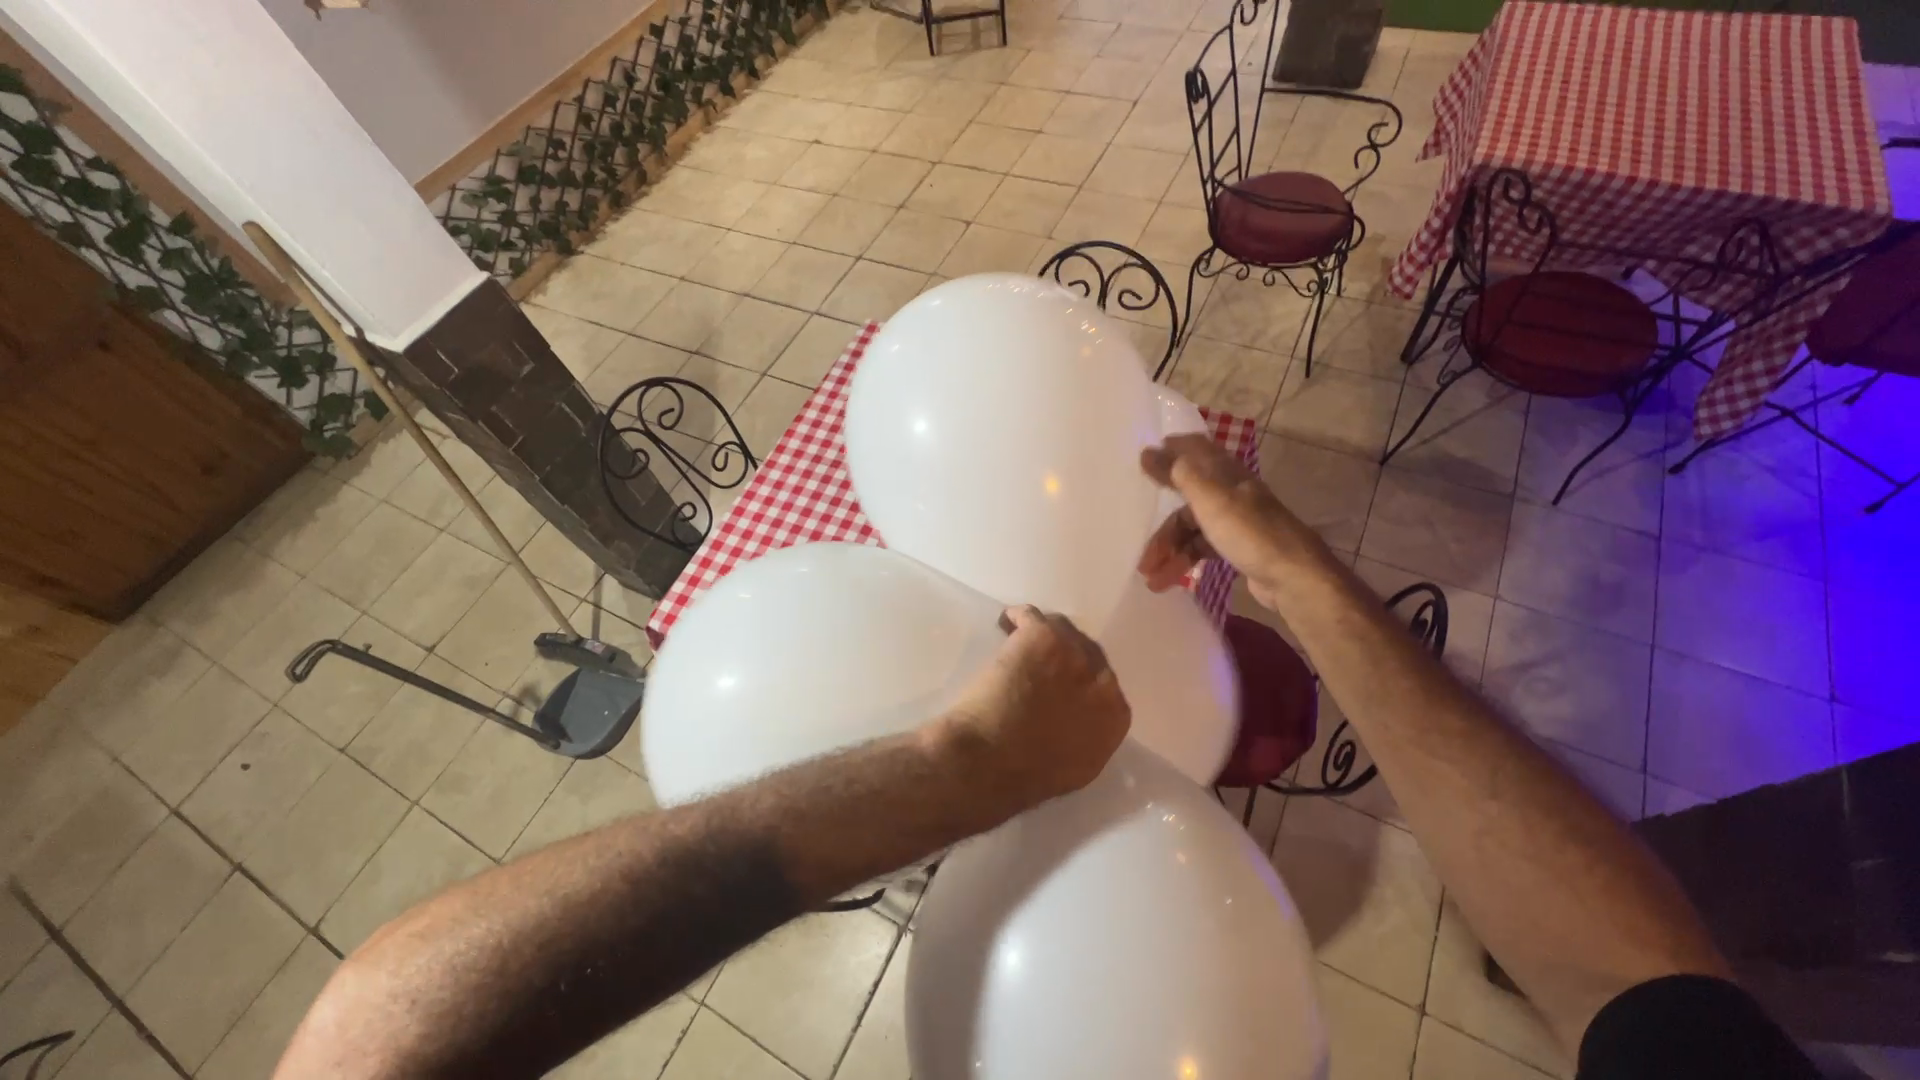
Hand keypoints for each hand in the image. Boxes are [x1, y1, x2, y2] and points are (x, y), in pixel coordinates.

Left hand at [935, 606, 1129, 813]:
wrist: (990, 760)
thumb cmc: (1026, 775)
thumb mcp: (1077, 767)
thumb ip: (1091, 736)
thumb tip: (1082, 720)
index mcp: (1115, 714)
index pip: (1104, 682)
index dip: (1080, 677)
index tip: (1061, 679)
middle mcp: (1101, 679)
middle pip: (1086, 651)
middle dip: (1065, 654)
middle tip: (1039, 661)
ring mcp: (1074, 653)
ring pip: (1060, 629)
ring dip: (1042, 634)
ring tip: (1019, 639)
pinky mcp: (1043, 635)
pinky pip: (1030, 615)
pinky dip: (1017, 618)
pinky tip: (1006, 623)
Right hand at [1138, 434, 1327, 607]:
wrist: (1293, 577)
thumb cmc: (1250, 533)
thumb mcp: (1211, 499)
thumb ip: (1180, 474)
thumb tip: (1150, 451)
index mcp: (1227, 475)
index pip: (1195, 452)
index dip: (1171, 451)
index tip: (1143, 457)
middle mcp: (1231, 494)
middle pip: (1188, 500)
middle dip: (1162, 525)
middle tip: (1137, 544)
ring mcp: (1236, 523)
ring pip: (1193, 530)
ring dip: (1169, 550)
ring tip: (1149, 576)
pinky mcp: (1239, 548)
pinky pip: (1202, 549)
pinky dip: (1184, 562)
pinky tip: (1167, 580)